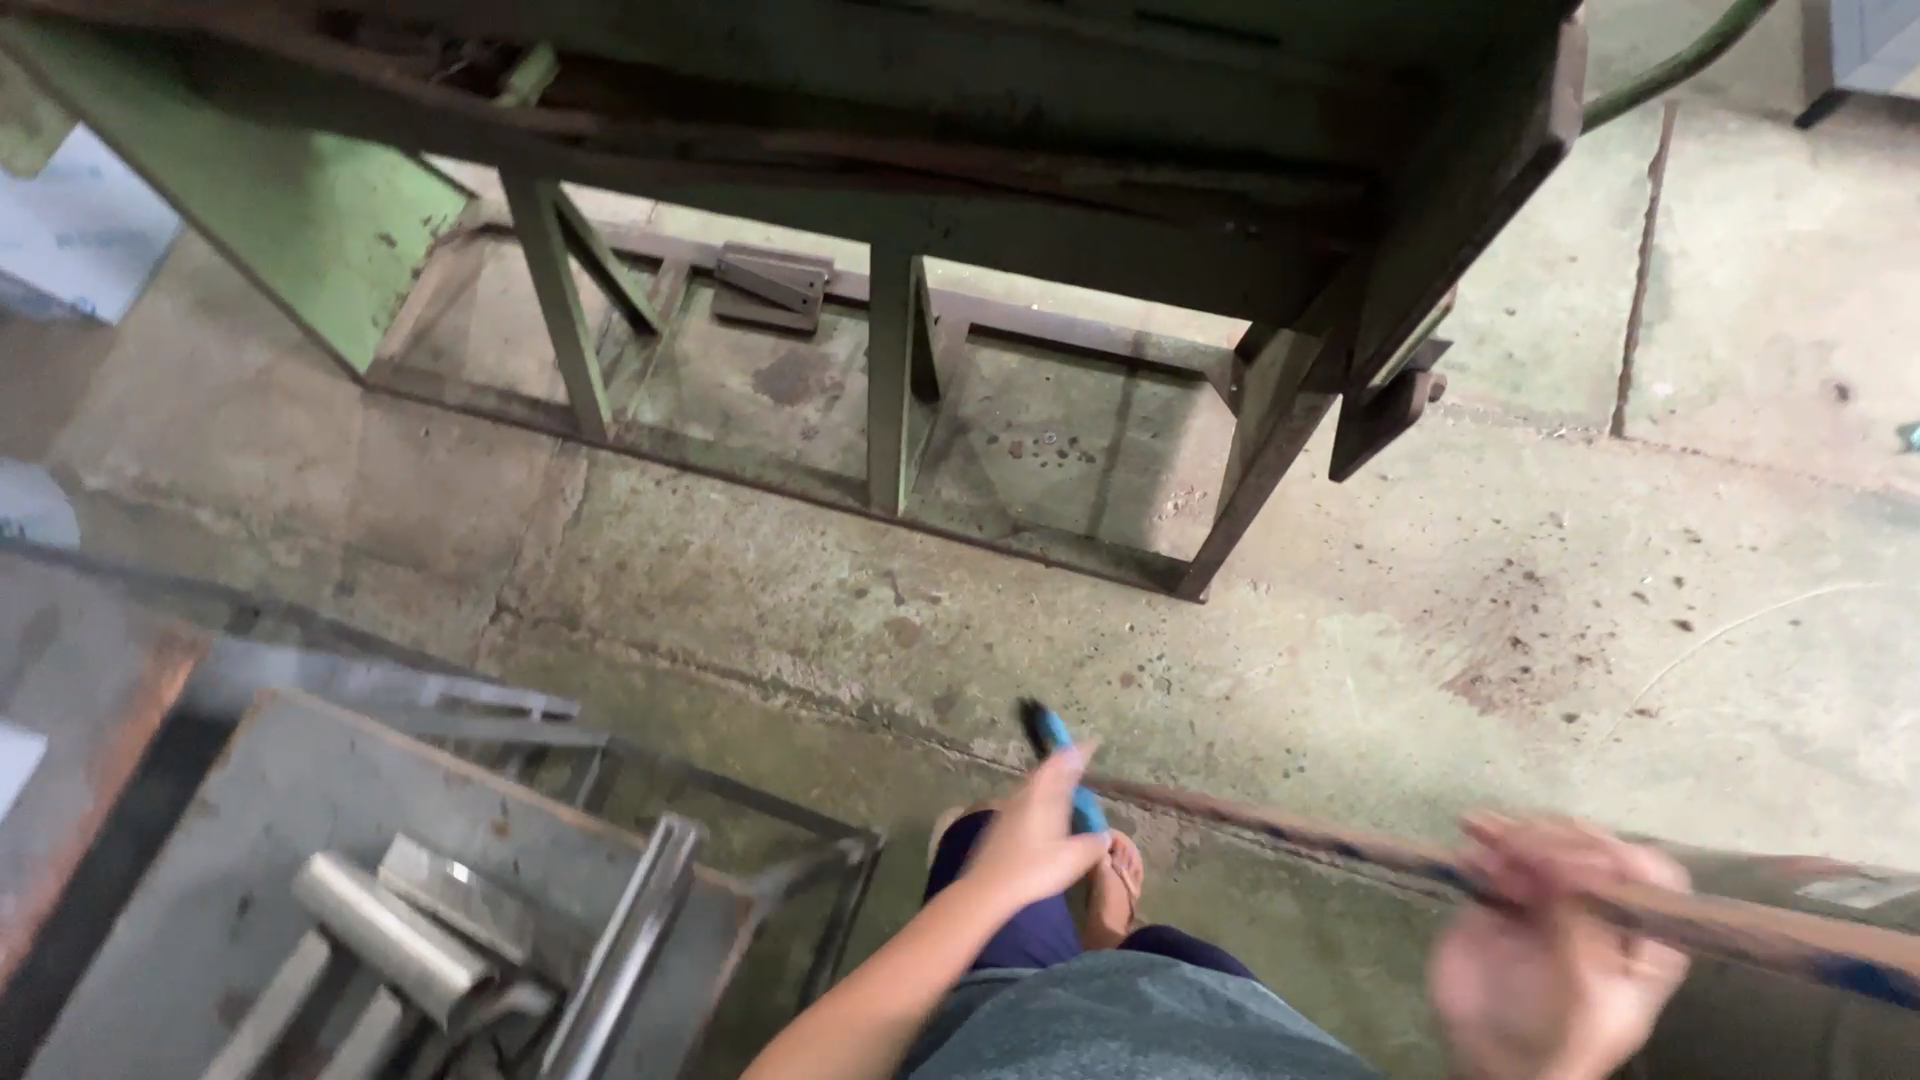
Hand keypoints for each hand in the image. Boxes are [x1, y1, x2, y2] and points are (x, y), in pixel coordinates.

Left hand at [958, 746, 1111, 913]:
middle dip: (1062, 761)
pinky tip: (1038, 806)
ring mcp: (1009, 808)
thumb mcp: (1072, 860)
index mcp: (1044, 798)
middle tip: (1076, 757)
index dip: (1078, 753)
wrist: (988, 887)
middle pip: (1045, 771)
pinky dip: (1037, 792)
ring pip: (1032, 783)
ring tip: (1060, 778)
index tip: (1091, 742)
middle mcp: (1026, 796)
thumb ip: (1092, 846)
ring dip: (1048, 776)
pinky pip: (1024, 796)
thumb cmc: (1033, 870)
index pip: (1062, 766)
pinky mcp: (1000, 823)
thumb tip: (1105, 837)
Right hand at [1428, 815, 1690, 1079]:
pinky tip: (1467, 855)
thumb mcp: (1586, 991)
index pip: (1646, 877)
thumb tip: (1572, 864)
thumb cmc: (1558, 1037)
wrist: (1489, 1057)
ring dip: (1511, 833)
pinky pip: (1492, 861)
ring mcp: (1542, 902)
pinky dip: (1480, 848)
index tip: (1572, 856)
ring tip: (1481, 831)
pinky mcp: (1496, 900)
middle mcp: (1593, 910)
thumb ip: (1584, 927)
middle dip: (1553, 837)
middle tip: (1516, 842)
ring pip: (1537, 846)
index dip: (1615, 857)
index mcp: (1635, 936)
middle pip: (1587, 850)